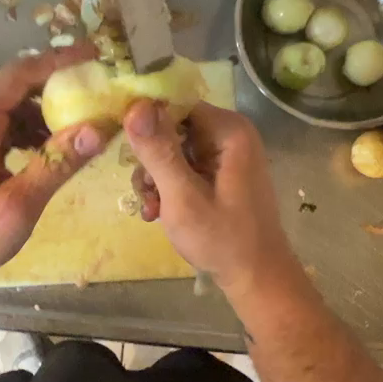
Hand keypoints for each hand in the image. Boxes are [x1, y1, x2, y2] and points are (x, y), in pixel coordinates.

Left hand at [0, 44, 114, 289]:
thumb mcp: (17, 205)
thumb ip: (56, 165)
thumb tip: (99, 129)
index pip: (21, 73)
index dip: (60, 60)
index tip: (97, 55)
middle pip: (18, 86)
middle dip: (60, 85)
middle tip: (100, 90)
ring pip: (14, 109)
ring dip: (48, 113)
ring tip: (86, 124)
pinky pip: (7, 129)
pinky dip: (34, 133)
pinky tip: (54, 152)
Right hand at [125, 99, 294, 294]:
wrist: (256, 277)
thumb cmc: (222, 239)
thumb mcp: (182, 197)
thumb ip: (158, 152)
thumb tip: (134, 106)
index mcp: (229, 131)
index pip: (175, 103)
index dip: (146, 122)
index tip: (126, 150)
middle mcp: (229, 134)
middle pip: (171, 127)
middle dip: (150, 160)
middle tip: (146, 194)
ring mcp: (225, 155)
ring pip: (172, 149)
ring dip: (155, 178)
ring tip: (153, 209)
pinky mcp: (220, 173)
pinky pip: (183, 167)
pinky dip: (168, 187)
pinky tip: (160, 212)